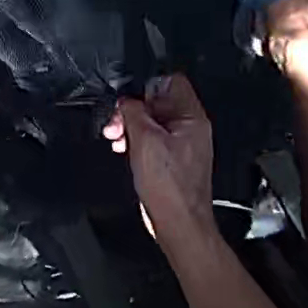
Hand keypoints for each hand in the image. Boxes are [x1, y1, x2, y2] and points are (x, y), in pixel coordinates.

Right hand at [103, 74, 215, 243]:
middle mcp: (190, 128)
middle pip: (159, 103)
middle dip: (134, 110)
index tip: (131, 98)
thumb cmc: (169, 187)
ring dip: (132, 126)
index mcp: (191, 117)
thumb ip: (134, 112)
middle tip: (116, 122)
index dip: (149, 85)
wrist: (178, 225)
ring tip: (116, 137)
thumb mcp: (144, 140)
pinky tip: (123, 148)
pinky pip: (153, 140)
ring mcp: (183, 145)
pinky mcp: (172, 161)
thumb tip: (126, 101)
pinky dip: (137, 141)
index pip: (174, 82)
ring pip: (153, 122)